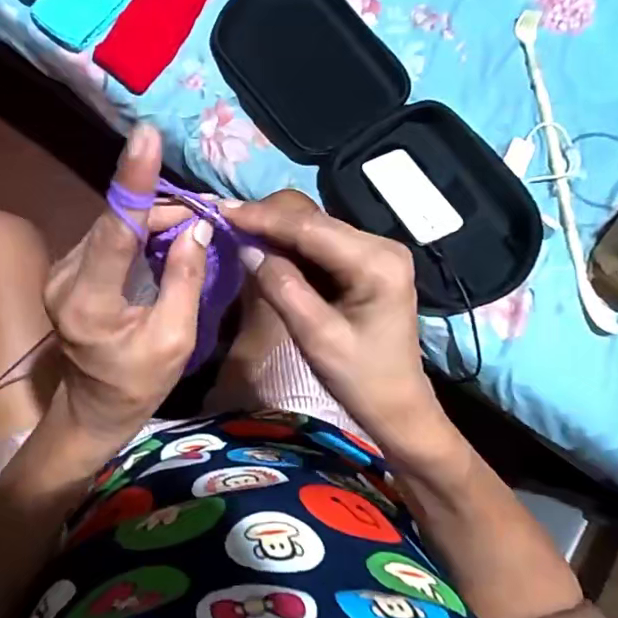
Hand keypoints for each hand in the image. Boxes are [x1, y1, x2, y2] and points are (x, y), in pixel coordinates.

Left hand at [42, 124, 210, 444]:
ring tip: (190, 223)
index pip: (114, 230)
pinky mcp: (65, 272)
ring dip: (150, 219)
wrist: (92, 410)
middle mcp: (64, 281)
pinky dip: (135, 232)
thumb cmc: (137, 384)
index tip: (146, 136)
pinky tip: (162, 236)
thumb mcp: (175, 339)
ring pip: (110, 226)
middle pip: (116, 223)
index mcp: (89, 304)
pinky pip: (105, 238)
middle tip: (204, 210)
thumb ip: (185, 279)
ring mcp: (59, 274)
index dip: (133, 181)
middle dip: (160, 208)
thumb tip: (196, 226)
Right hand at [223, 190, 440, 443]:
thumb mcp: (316, 337)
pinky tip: (261, 246)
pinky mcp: (364, 260)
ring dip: (274, 228)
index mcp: (376, 262)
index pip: (309, 227)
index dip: (262, 217)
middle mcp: (379, 245)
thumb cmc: (360, 378)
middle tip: (223, 223)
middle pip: (312, 218)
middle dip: (266, 218)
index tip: (220, 212)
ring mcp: (374, 250)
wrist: (397, 405)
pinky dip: (287, 242)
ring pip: (312, 225)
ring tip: (235, 231)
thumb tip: (247, 248)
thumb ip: (281, 287)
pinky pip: (318, 241)